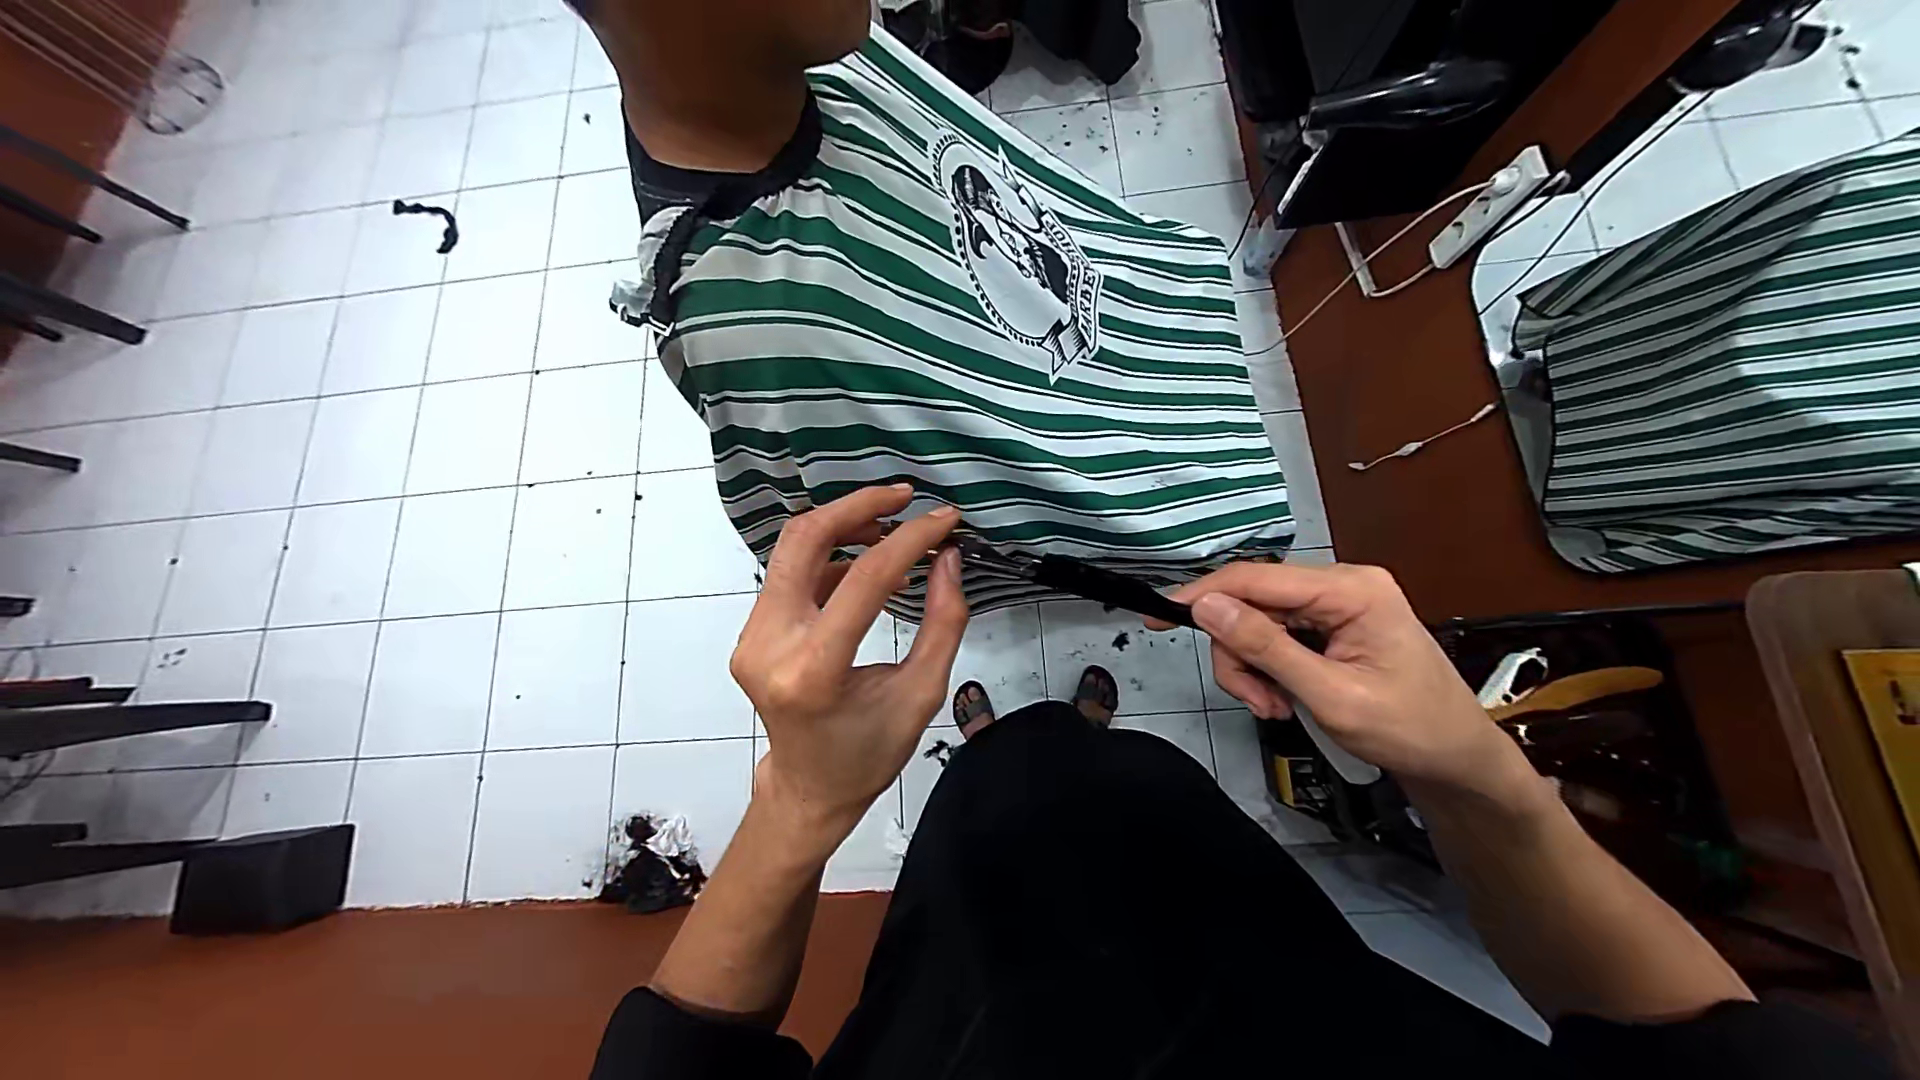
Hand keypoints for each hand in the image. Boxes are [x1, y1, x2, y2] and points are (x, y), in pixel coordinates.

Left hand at [731, 485, 968, 841]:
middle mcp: (768, 645)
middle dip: (858, 506)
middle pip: (805, 540)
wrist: (808, 788)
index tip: (945, 520)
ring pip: (792, 548)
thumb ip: (943, 623)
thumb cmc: (869, 753)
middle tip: (905, 496)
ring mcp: (751, 637)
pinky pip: (791, 572)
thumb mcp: (921, 694)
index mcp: (813, 671)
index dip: (911, 539)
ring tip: (893, 530)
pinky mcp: (751, 632)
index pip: (865, 579)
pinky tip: (869, 568)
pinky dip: (832, 556)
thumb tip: (948, 557)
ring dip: (843, 526)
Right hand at [1166, 563, 1528, 797]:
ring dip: (1251, 668)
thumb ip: (1265, 647)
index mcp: (1350, 590)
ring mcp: (1335, 602)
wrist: (1458, 761)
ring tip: (1275, 706)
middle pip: (1251, 604)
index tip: (1157, 616)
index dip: (1201, 595)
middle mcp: (1340, 584)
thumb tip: (1206, 605)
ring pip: (1256, 623)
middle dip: (1239, 654)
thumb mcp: (1330, 695)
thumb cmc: (1411, 731)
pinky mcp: (1329, 622)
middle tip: (1254, 700)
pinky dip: (1266, 668)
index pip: (1254, 579)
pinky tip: (1284, 697)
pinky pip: (1274, 635)